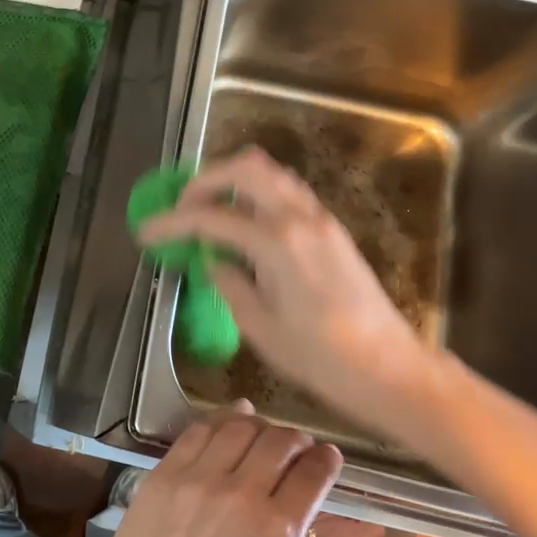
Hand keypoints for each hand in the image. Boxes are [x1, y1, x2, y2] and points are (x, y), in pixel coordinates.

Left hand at [65, 401, 341, 536]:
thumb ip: (278, 536)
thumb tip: (287, 500)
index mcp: (276, 533)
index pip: (313, 476)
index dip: (326, 461)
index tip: (329, 456)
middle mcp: (242, 495)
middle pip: (280, 443)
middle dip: (297, 440)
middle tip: (297, 445)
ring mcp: (199, 478)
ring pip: (241, 427)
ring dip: (262, 425)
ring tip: (265, 430)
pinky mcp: (165, 471)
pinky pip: (200, 431)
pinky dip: (223, 419)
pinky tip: (233, 418)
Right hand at [139, 148, 442, 433]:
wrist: (389, 369)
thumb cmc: (320, 357)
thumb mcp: (260, 327)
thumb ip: (230, 284)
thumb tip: (215, 261)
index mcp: (277, 243)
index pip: (210, 218)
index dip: (172, 223)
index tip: (146, 233)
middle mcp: (300, 218)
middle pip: (245, 168)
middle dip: (205, 181)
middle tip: (183, 209)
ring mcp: (321, 220)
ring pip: (271, 174)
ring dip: (234, 182)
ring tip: (209, 212)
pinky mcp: (333, 230)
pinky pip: (288, 193)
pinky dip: (258, 195)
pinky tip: (245, 226)